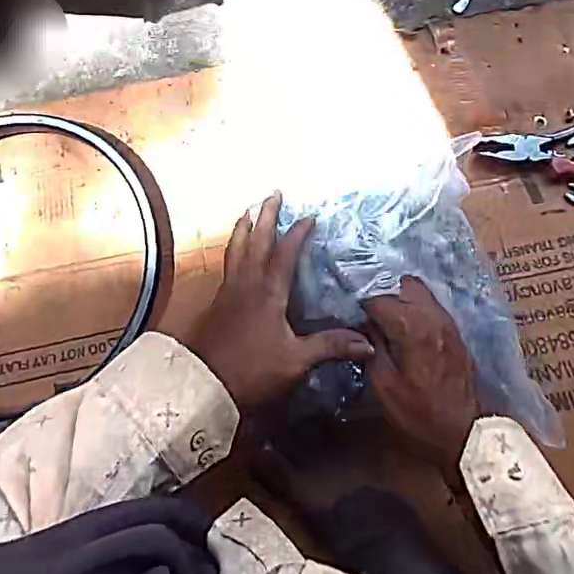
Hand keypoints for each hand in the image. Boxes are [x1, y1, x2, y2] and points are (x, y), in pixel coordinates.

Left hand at [185, 193, 373, 410]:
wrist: (205, 380)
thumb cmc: (252, 368)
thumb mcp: (295, 361)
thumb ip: (329, 347)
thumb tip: (368, 344)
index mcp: (268, 291)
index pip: (285, 253)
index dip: (297, 234)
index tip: (309, 216)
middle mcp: (247, 282)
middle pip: (256, 240)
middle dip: (266, 215)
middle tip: (273, 193)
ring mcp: (229, 289)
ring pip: (236, 248)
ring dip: (244, 227)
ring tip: (248, 211)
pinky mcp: (218, 300)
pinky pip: (228, 262)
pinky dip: (234, 247)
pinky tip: (236, 252)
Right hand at [364, 276, 478, 466]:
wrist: (469, 437)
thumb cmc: (422, 415)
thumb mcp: (385, 386)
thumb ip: (372, 348)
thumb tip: (364, 326)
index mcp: (411, 326)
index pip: (377, 299)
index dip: (361, 309)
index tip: (352, 322)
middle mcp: (432, 316)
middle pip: (401, 285)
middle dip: (384, 298)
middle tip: (371, 319)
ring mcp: (447, 323)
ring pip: (419, 292)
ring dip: (401, 302)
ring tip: (387, 323)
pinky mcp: (456, 333)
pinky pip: (430, 307)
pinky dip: (415, 311)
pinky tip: (405, 332)